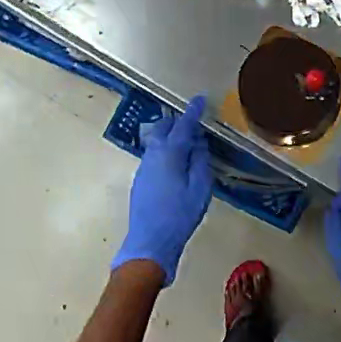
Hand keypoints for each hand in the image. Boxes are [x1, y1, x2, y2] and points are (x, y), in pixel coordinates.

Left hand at [112, 96, 214, 284]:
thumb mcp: (200, 188)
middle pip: (164, 129)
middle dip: (177, 122)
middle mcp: (153, 155)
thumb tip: (198, 143)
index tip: (200, 99)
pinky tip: (175, 165)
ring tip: (187, 144)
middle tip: (193, 122)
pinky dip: (166, 152)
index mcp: (170, 153)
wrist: (149, 242)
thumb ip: (200, 161)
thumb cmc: (180, 215)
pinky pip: (154, 157)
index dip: (193, 111)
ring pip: (157, 143)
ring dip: (171, 138)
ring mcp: (143, 168)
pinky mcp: (140, 181)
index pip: (183, 125)